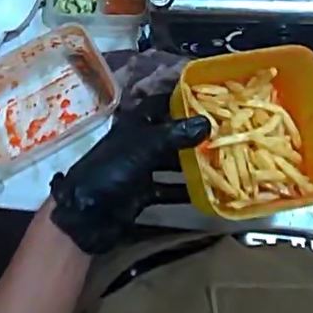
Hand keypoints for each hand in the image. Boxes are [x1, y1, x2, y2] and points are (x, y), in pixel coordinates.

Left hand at [48, 90, 210, 254]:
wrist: (85, 215)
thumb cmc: (110, 172)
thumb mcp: (142, 148)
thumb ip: (173, 135)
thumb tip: (206, 121)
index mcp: (135, 124)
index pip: (161, 103)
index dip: (181, 98)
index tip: (211, 97)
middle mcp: (139, 142)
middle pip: (171, 133)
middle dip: (195, 134)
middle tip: (227, 134)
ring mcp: (140, 168)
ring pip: (172, 161)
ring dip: (194, 163)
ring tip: (225, 163)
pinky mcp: (143, 192)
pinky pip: (169, 188)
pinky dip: (186, 191)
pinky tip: (209, 195)